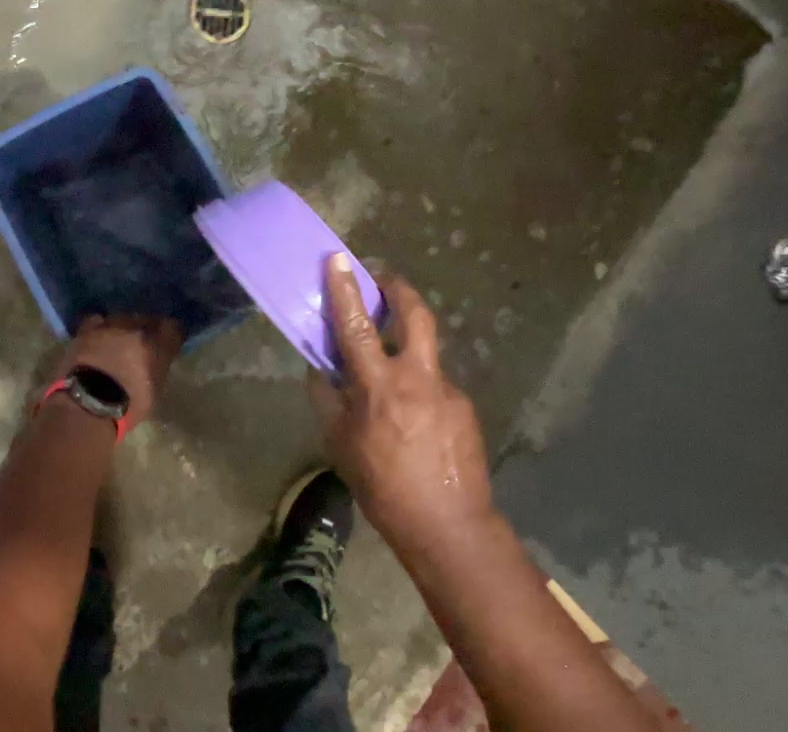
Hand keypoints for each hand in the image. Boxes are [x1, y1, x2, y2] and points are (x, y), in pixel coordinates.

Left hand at [60, 315, 183, 424]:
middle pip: (147, 319)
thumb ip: (160, 367)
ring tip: (119, 340)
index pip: (173, 328)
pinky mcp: (88, 330)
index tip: (170, 342)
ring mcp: (111, 327)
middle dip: (148, 329)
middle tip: (143, 344)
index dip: (172, 334)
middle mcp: (136, 330)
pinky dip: (101, 327)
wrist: (87, 406)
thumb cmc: (127, 407)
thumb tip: (159, 358)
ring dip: (124, 328)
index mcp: (157, 346)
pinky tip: (100, 336)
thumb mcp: (154, 391)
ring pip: (123, 318)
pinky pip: (98, 320)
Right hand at [310, 254, 495, 550]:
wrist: (449, 527)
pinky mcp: (465, 406)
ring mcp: (448, 390)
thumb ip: (327, 398)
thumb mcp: (339, 444)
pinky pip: (435, 385)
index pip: (356, 326)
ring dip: (407, 346)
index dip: (345, 289)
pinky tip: (413, 420)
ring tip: (390, 379)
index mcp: (380, 388)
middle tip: (383, 278)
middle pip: (415, 314)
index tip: (338, 259)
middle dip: (399, 288)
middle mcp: (418, 378)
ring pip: (425, 352)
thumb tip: (321, 365)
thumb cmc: (382, 488)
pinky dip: (418, 388)